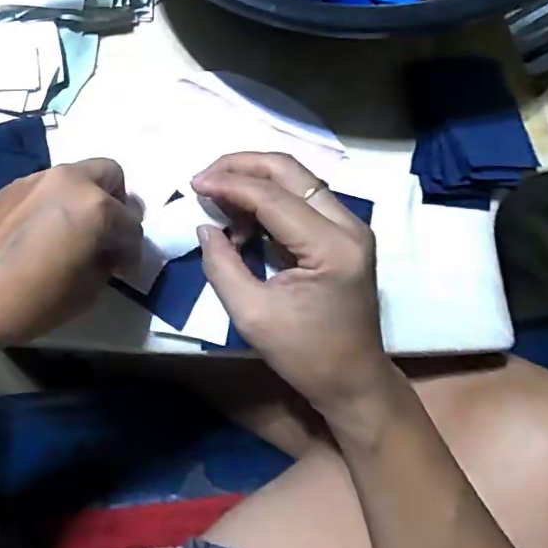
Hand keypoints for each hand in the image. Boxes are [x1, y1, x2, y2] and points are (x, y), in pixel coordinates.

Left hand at [0, 160, 141, 404]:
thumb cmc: (29, 300)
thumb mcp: (85, 292)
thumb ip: (106, 262)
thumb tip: (107, 251)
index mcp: (96, 206)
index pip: (131, 224)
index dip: (131, 250)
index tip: (121, 268)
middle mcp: (71, 180)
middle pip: (111, 176)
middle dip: (116, 204)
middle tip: (105, 236)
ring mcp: (39, 177)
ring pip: (79, 176)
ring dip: (86, 199)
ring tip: (72, 233)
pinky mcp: (12, 185)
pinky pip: (50, 186)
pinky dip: (58, 202)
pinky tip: (42, 232)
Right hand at [191, 153, 399, 419]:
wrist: (354, 382)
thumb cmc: (306, 356)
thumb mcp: (252, 315)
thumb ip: (222, 265)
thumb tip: (205, 226)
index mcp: (332, 246)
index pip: (273, 197)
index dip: (229, 184)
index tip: (193, 184)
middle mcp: (348, 224)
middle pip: (289, 169)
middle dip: (241, 166)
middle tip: (204, 178)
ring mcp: (349, 224)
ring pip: (296, 178)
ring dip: (254, 179)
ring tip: (218, 198)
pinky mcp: (343, 231)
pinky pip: (301, 196)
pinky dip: (268, 196)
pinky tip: (242, 216)